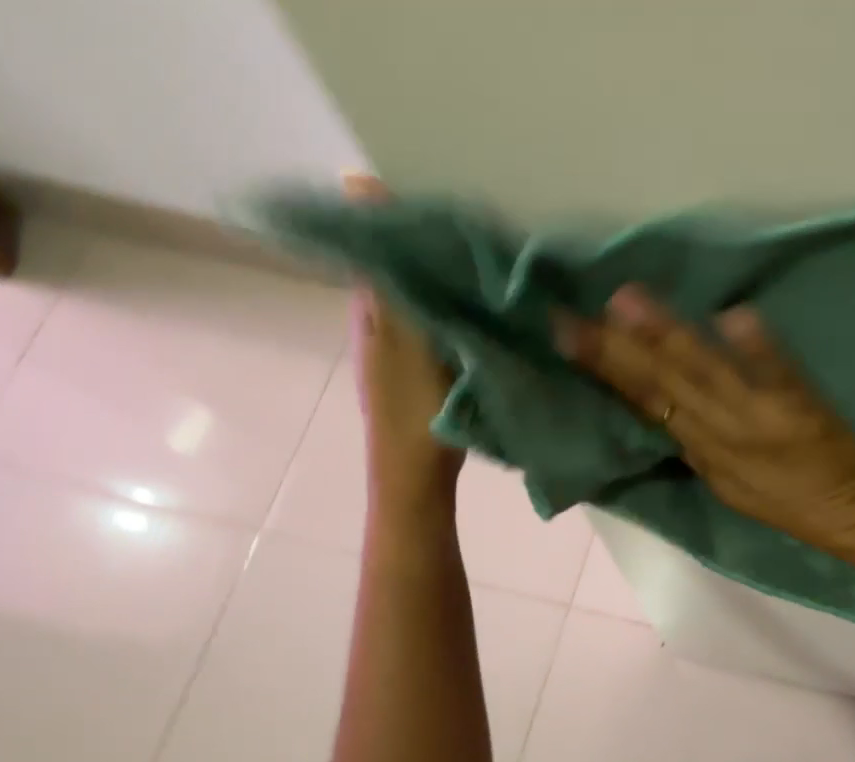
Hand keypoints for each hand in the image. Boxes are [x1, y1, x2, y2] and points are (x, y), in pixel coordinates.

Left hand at [341, 173, 465, 518]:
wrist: (417, 483)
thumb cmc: (413, 409)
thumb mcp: (406, 332)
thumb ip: (391, 265)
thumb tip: (358, 185)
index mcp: (371, 311)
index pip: (381, 247)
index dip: (406, 222)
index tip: (447, 200)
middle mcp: (381, 328)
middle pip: (405, 273)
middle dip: (434, 251)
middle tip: (485, 232)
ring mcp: (403, 357)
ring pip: (425, 302)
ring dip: (451, 284)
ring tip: (496, 265)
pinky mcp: (426, 379)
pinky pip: (443, 330)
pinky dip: (462, 316)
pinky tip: (492, 315)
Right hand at [557, 285, 854, 548]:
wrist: (852, 513)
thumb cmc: (788, 504)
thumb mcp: (730, 486)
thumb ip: (698, 445)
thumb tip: (664, 403)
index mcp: (708, 456)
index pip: (647, 406)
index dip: (606, 370)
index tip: (567, 336)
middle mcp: (727, 434)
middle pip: (666, 385)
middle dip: (618, 349)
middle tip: (575, 315)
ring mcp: (764, 416)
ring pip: (706, 373)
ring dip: (668, 337)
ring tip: (627, 302)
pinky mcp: (802, 403)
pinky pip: (774, 370)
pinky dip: (754, 344)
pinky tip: (731, 313)